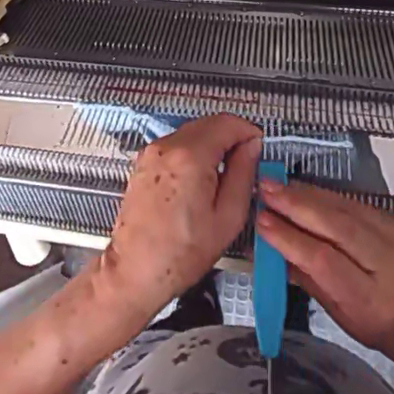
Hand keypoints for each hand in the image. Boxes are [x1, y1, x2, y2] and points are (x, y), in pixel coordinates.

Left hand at [99, 114, 263, 319]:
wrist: (136, 270)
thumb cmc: (180, 253)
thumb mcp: (228, 216)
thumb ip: (244, 173)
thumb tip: (251, 147)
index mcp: (190, 157)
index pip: (228, 123)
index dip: (248, 132)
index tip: (257, 147)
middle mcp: (167, 147)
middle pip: (209, 123)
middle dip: (231, 137)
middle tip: (244, 163)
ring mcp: (151, 153)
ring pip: (193, 132)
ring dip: (212, 144)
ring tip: (221, 177)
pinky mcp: (144, 163)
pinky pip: (177, 145)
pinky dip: (193, 153)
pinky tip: (199, 181)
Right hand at [255, 181, 393, 356]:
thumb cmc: (369, 320)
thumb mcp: (334, 310)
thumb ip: (303, 275)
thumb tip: (266, 248)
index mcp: (367, 296)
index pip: (324, 260)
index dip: (291, 238)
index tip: (262, 221)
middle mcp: (385, 262)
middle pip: (337, 226)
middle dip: (297, 205)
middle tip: (266, 189)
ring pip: (345, 208)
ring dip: (307, 194)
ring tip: (278, 185)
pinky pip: (354, 203)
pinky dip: (324, 195)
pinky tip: (302, 189)